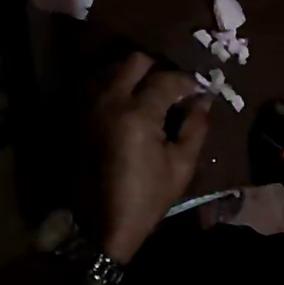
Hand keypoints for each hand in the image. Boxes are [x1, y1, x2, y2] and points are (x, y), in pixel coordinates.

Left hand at [87, 52, 210, 262]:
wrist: (102, 223)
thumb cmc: (147, 198)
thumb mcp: (181, 165)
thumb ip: (195, 127)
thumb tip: (203, 100)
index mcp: (137, 114)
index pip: (166, 79)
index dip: (187, 82)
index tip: (198, 92)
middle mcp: (110, 102)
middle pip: (135, 61)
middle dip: (159, 68)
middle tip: (173, 88)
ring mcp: (90, 108)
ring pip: (113, 70)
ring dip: (135, 75)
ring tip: (152, 95)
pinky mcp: (80, 117)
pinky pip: (99, 87)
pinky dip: (117, 88)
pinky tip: (130, 106)